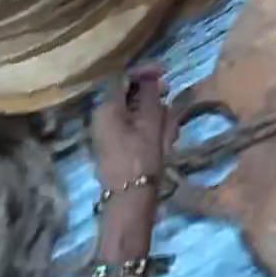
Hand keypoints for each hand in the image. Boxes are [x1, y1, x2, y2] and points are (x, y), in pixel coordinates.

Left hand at [91, 66, 170, 191]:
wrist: (130, 204)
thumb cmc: (140, 159)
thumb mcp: (150, 123)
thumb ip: (150, 94)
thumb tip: (150, 75)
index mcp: (106, 108)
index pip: (123, 77)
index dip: (145, 71)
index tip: (165, 74)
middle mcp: (104, 117)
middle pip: (133, 96)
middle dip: (156, 102)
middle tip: (171, 111)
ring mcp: (110, 133)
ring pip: (139, 114)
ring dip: (158, 119)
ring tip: (170, 134)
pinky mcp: (119, 146)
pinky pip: (138, 130)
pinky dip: (153, 132)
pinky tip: (165, 143)